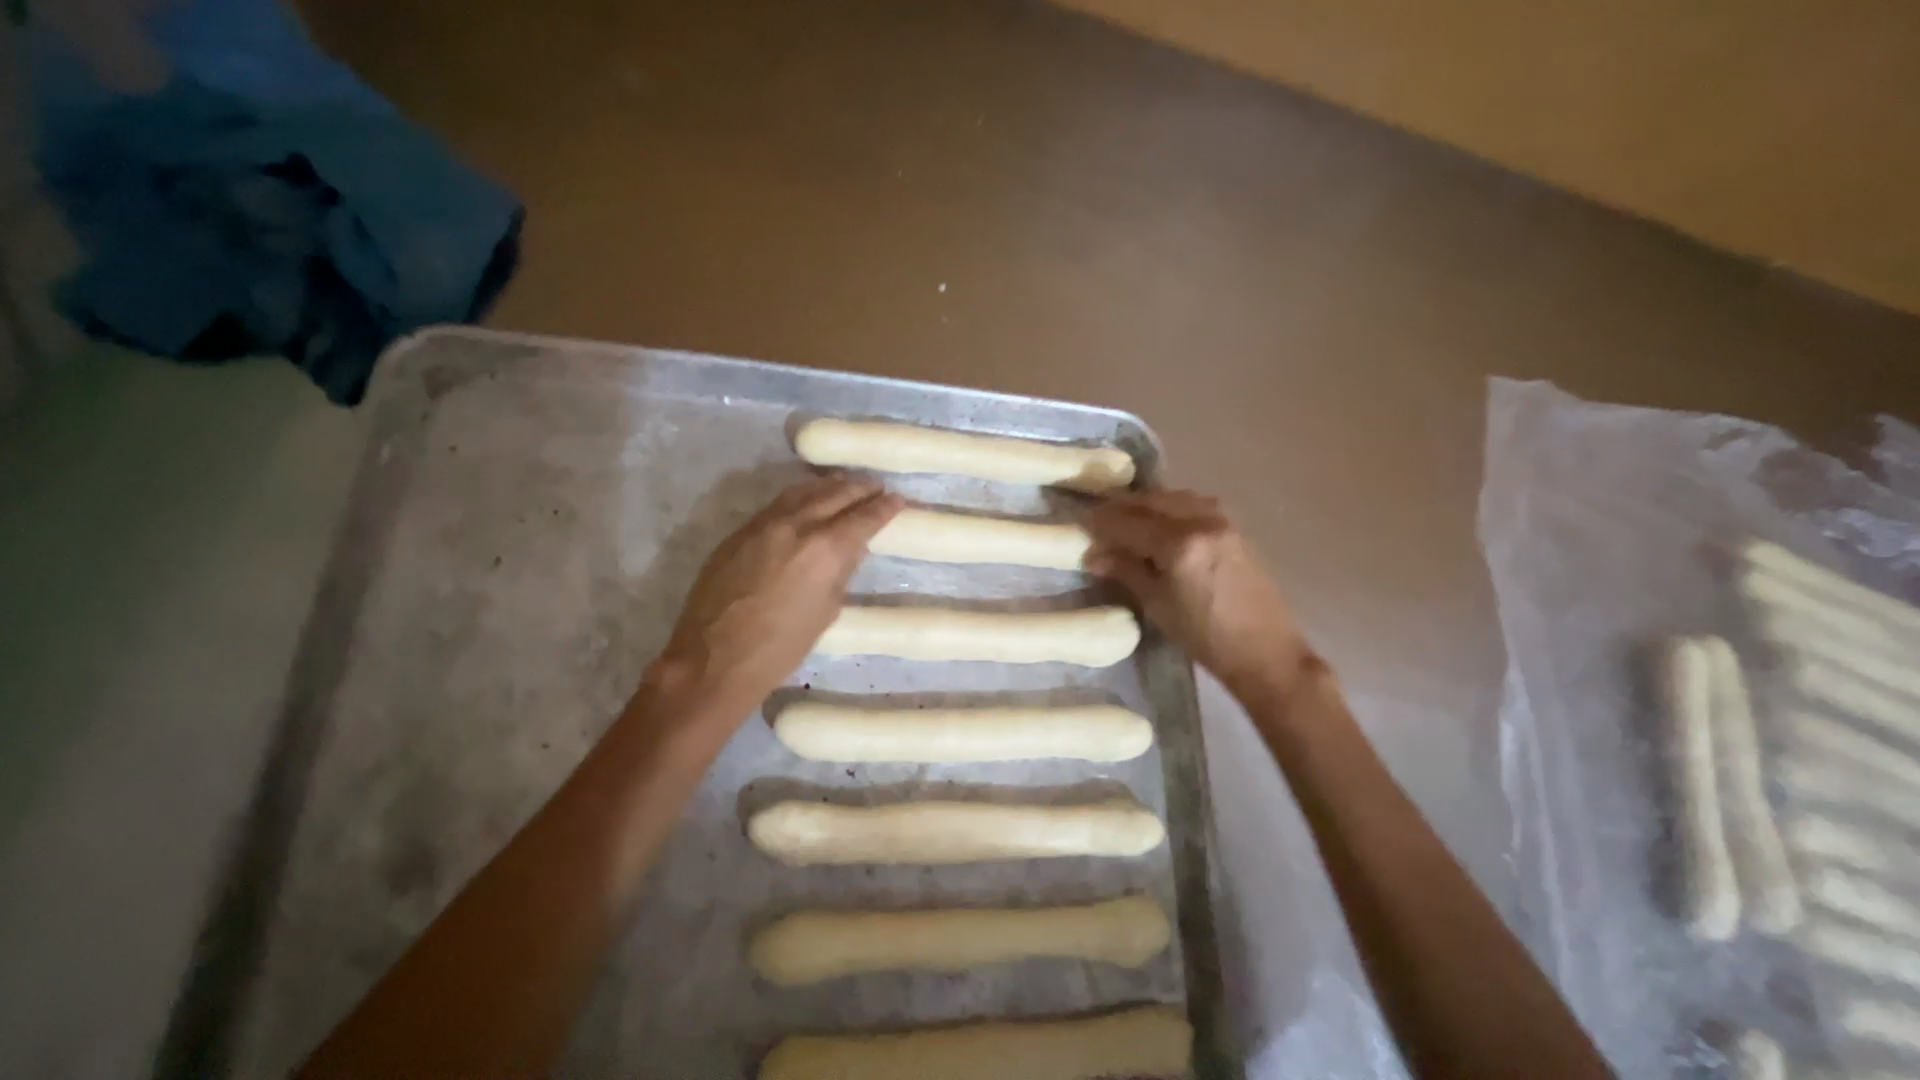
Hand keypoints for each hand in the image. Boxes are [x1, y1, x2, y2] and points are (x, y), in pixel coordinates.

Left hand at [656, 474, 902, 709]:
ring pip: (804, 491)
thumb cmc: (780, 648)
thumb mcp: (825, 612)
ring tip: (845, 484)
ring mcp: (764, 524)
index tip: (898, 499)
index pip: (863, 517)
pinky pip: (778, 503)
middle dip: (860, 488)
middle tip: (877, 486)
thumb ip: (841, 572)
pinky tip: (807, 499)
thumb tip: (852, 548)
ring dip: (829, 485)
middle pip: (835, 493)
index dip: (884, 507)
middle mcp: (797, 525)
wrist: (714, 659)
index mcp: (825, 549)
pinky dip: (801, 496)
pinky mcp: (740, 531)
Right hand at [1084, 490, 1308, 695]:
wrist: (1265, 652)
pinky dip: (1173, 507)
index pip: (1129, 522)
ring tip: (1130, 518)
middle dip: (1124, 507)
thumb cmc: (1205, 637)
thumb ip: (1127, 571)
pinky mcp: (1236, 529)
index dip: (1102, 522)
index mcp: (1179, 543)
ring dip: (1149, 503)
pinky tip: (1163, 522)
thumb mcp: (1158, 606)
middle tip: (1101, 518)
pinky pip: (1196, 505)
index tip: (1082, 523)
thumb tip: (1095, 554)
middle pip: (1153, 501)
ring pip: (1176, 498)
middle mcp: (1202, 521)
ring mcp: (1223, 522)